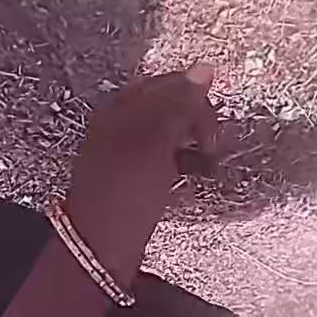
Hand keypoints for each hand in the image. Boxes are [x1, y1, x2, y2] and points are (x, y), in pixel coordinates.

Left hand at [63, 65, 219, 279]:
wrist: (100, 248)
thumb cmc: (127, 191)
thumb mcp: (156, 142)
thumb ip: (180, 105)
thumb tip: (205, 69)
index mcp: (122, 109)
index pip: (167, 83)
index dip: (196, 96)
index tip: (215, 122)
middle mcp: (122, 124)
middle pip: (169, 105)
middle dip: (197, 118)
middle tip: (213, 143)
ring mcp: (127, 151)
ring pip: (170, 131)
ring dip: (194, 139)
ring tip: (209, 158)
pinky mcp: (135, 176)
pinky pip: (167, 154)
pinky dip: (186, 158)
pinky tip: (194, 171)